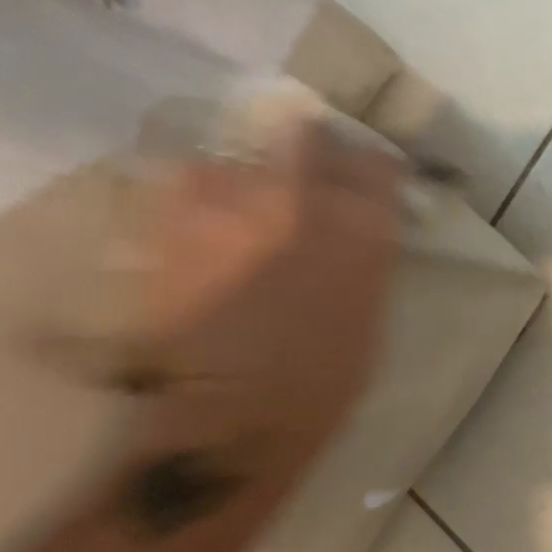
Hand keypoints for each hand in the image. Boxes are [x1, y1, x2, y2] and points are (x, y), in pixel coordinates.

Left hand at [135, 142, 402, 443]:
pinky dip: (196, 189)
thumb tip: (352, 223)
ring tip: (239, 200)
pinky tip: (200, 216)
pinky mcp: (175, 215)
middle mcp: (301, 199)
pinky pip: (188, 176)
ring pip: (240, 151)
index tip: (360, 177)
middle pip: (308, 133)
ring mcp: (233, 200)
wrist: (231, 418)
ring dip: (245, 169)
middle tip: (299, 167)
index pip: (376, 163)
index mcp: (362, 230)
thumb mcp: (369, 314)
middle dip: (307, 146)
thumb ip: (363, 254)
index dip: (367, 167)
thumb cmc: (319, 383)